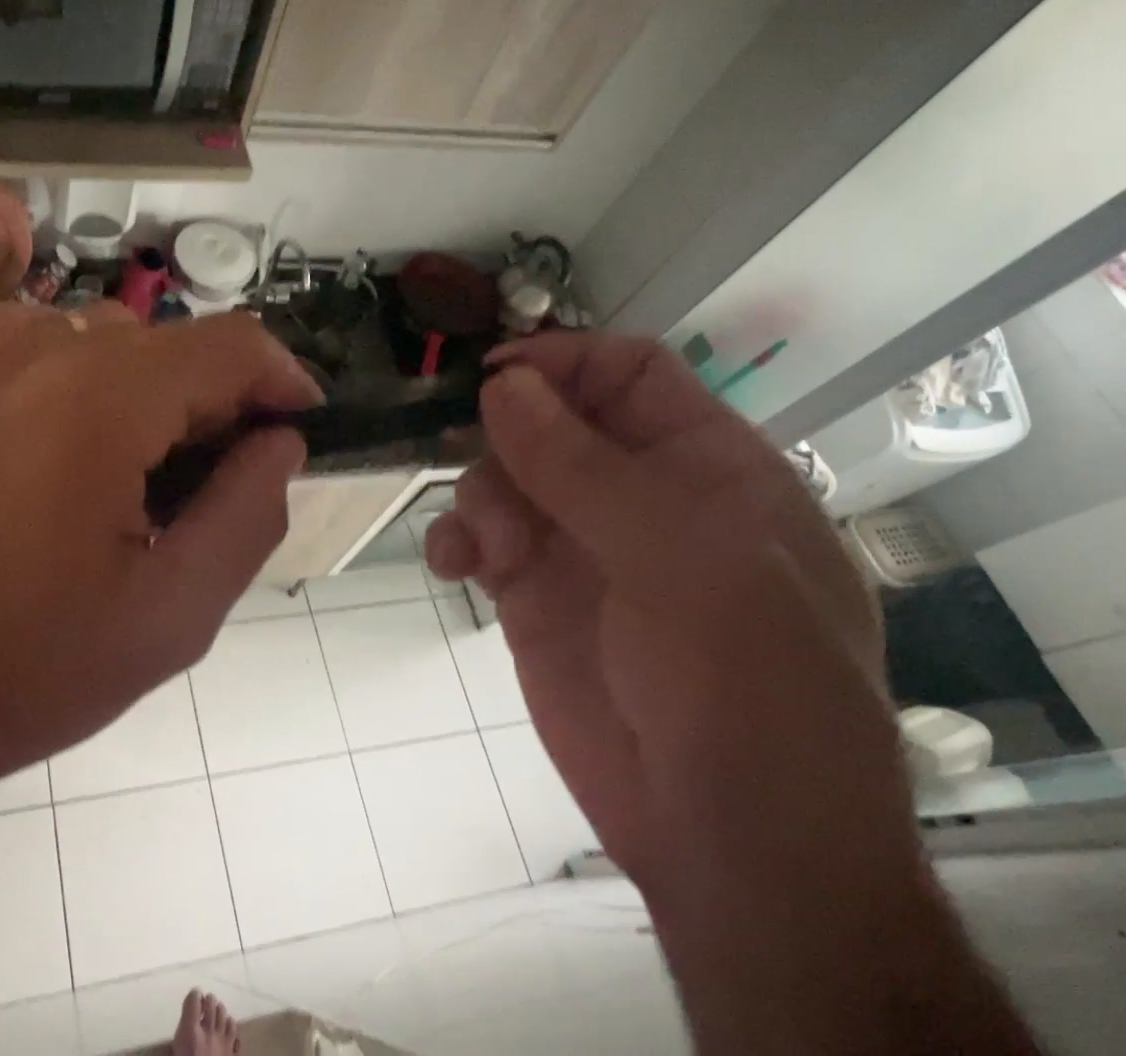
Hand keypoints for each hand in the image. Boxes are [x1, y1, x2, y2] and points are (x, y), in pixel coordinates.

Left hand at [0, 303, 320, 797]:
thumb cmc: (22, 672)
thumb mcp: (170, 615)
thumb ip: (247, 515)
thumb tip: (277, 446)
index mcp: (97, 397)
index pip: (229, 345)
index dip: (280, 382)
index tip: (296, 433)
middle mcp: (29, 350)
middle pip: (163, 345)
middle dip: (210, 405)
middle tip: (214, 494)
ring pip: (101, 351)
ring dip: (145, 404)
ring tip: (141, 498)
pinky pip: (38, 366)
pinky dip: (82, 402)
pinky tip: (70, 481)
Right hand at [423, 332, 918, 905]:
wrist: (725, 830)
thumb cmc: (743, 683)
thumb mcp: (682, 560)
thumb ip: (584, 468)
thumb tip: (502, 385)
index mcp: (708, 469)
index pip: (629, 378)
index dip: (563, 364)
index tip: (490, 377)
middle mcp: (640, 501)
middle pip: (551, 426)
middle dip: (506, 439)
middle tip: (486, 483)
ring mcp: (582, 554)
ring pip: (506, 482)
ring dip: (476, 495)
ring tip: (480, 548)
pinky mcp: (533, 604)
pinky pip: (481, 544)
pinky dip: (456, 541)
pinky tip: (452, 566)